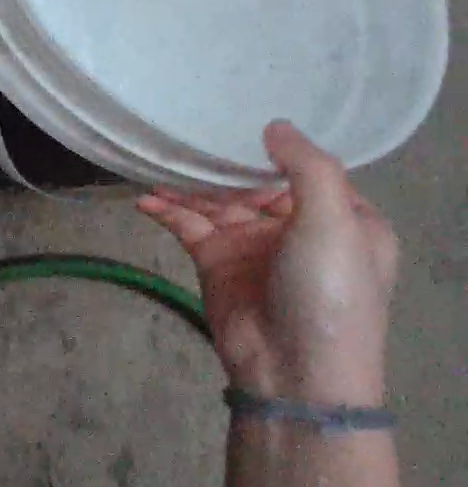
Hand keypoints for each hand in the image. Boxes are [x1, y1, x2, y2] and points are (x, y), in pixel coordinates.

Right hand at [137, 120, 397, 405]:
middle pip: (252, 183)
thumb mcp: (333, 226)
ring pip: (213, 201)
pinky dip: (164, 211)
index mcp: (343, 219)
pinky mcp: (215, 259)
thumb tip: (275, 125)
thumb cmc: (328, 292)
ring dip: (184, 186)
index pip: (308, 172)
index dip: (275, 150)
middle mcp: (297, 227)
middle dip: (219, 165)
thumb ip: (309, 171)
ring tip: (152, 166)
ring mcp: (252, 244)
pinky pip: (185, 225)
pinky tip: (143, 201)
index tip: (237, 121)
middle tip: (184, 140)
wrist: (293, 364)